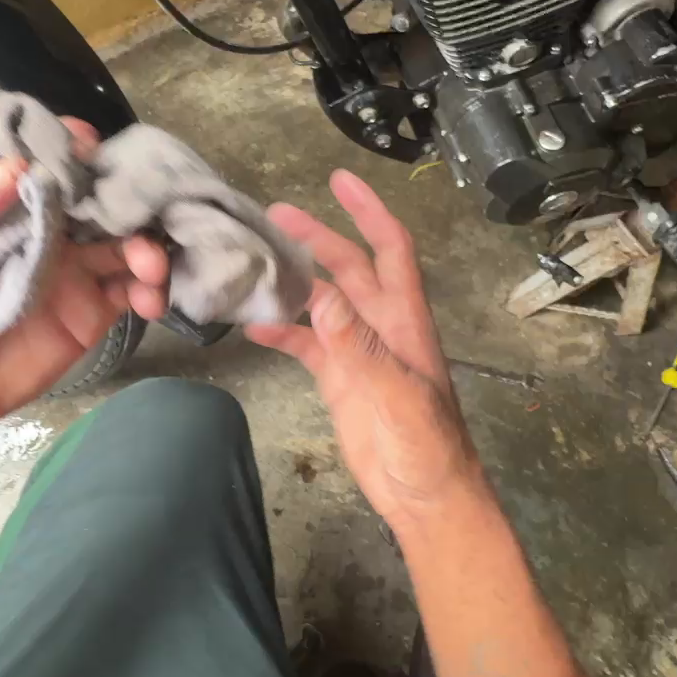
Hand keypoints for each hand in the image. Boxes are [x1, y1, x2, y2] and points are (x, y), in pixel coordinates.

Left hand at [0, 118, 168, 455]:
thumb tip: (19, 166)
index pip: (39, 159)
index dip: (68, 145)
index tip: (91, 145)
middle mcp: (43, 226)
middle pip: (96, 193)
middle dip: (127, 194)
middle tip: (143, 207)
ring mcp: (73, 266)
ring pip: (125, 238)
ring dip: (148, 243)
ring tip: (150, 265)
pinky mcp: (93, 308)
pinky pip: (134, 287)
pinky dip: (152, 286)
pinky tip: (151, 298)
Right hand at [245, 169, 487, 525]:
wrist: (424, 496)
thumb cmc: (424, 444)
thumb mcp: (396, 392)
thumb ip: (359, 346)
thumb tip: (321, 296)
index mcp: (403, 317)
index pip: (390, 248)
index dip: (369, 211)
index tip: (339, 180)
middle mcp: (379, 324)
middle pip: (347, 267)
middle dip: (316, 237)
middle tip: (273, 214)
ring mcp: (356, 351)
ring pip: (322, 302)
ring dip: (293, 280)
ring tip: (253, 259)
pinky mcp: (338, 378)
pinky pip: (305, 346)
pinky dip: (282, 333)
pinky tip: (252, 327)